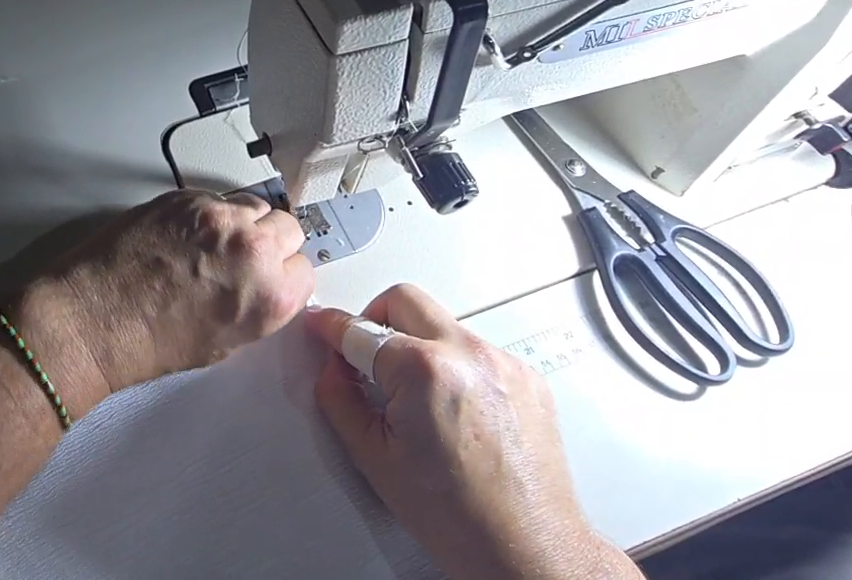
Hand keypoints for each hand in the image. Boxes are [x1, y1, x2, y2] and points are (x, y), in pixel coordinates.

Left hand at [16, 190, 314, 408]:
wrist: (94, 319)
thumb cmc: (150, 342)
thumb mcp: (228, 341)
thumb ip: (260, 306)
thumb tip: (267, 283)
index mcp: (270, 295)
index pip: (305, 267)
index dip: (284, 274)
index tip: (270, 275)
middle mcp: (252, 249)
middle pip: (287, 227)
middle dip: (269, 242)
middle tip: (243, 257)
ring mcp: (218, 216)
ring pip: (253, 205)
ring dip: (242, 222)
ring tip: (214, 244)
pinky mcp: (187, 197)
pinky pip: (216, 198)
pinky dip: (208, 213)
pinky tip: (186, 236)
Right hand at [307, 285, 638, 579]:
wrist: (528, 551)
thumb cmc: (461, 519)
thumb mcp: (375, 460)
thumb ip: (341, 401)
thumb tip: (333, 368)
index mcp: (424, 371)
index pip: (361, 330)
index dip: (331, 326)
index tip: (322, 324)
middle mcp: (467, 354)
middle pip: (404, 300)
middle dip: (375, 316)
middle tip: (364, 350)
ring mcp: (502, 362)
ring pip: (442, 324)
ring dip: (417, 344)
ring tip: (415, 394)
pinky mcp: (525, 376)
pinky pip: (475, 350)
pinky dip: (454, 366)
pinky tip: (451, 407)